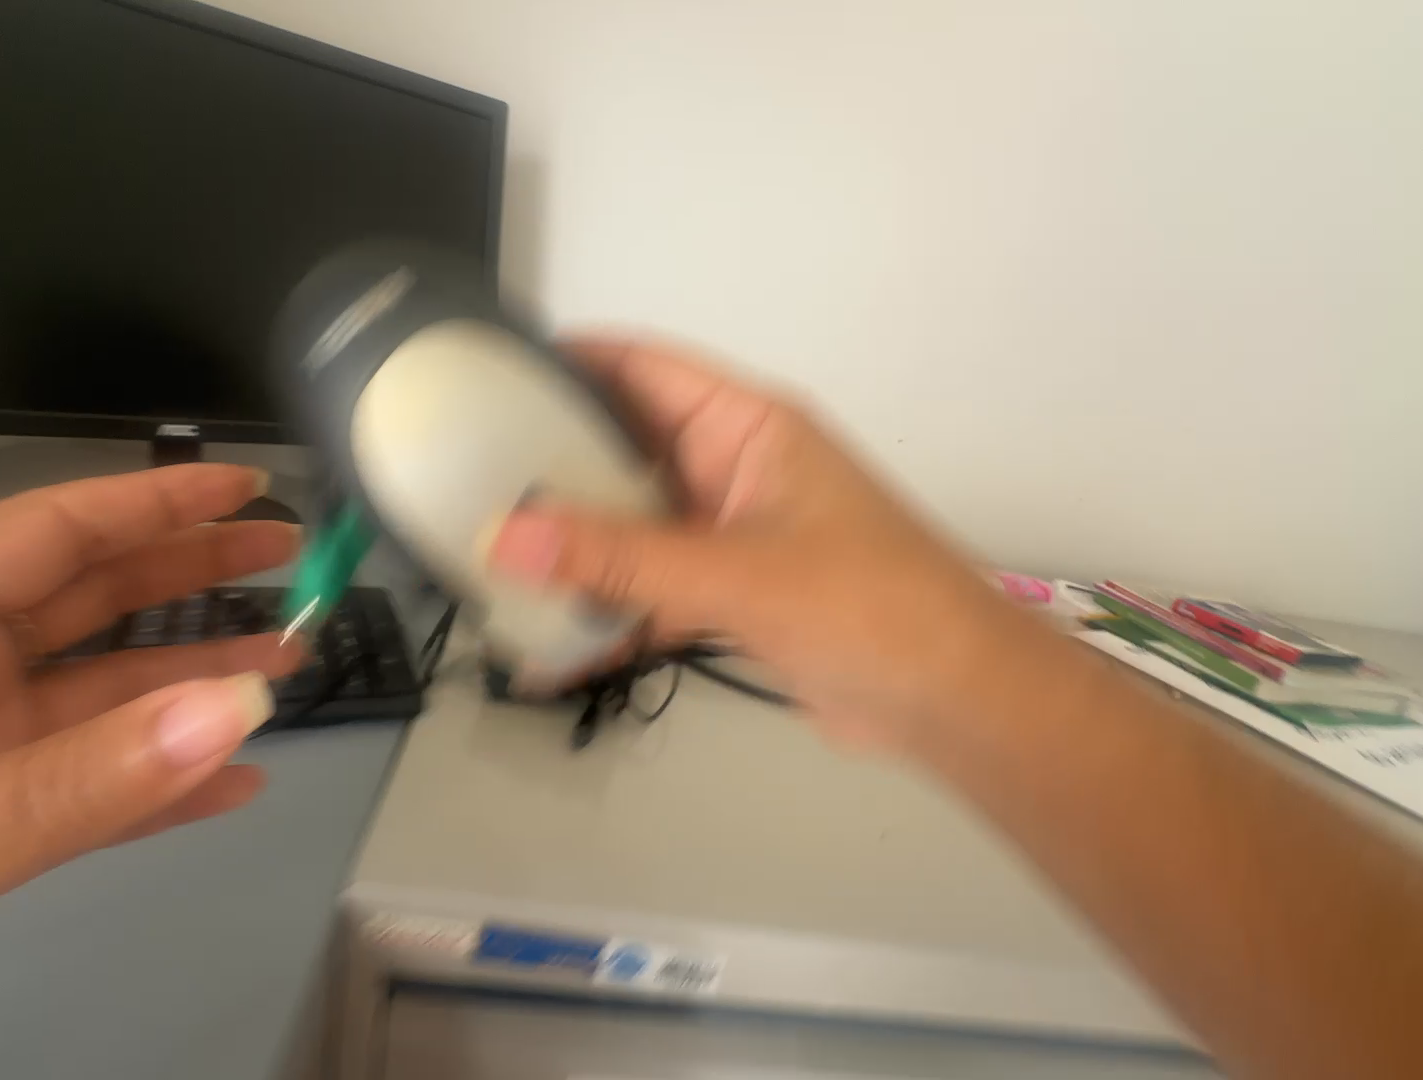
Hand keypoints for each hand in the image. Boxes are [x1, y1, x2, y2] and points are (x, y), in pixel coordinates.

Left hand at [0, 465, 299, 1079]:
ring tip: (284, 669)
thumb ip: (58, 791)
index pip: (44, 536)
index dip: (152, 502)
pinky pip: (85, 791)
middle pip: (85, 601)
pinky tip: (230, 786)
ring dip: (193, 682)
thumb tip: (235, 709)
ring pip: (97, 698)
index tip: (244, 486)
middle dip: (191, 574)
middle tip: (290, 563)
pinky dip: (161, 784)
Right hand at [488, 336, 1024, 751]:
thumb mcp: (736, 572)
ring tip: (493, 556)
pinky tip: (551, 642)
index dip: (571, 359)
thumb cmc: (865, 606)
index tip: (493, 371)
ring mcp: (730, 535)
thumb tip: (506, 536)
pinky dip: (610, 611)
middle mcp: (732, 470)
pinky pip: (652, 589)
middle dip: (556, 463)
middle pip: (628, 448)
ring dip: (578, 546)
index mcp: (746, 427)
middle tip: (471, 475)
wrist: (951, 701)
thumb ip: (620, 559)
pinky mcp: (730, 594)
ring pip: (635, 525)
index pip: (644, 368)